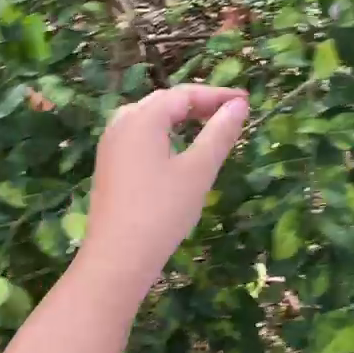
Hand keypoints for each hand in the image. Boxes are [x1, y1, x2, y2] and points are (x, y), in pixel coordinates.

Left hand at [80, 84, 249, 297]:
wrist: (117, 257)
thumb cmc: (162, 211)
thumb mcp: (198, 171)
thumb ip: (219, 134)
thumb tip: (239, 105)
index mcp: (142, 118)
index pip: (184, 94)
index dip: (216, 95)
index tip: (245, 101)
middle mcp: (122, 123)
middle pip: (164, 102)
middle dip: (198, 104)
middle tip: (230, 113)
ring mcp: (110, 144)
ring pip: (148, 118)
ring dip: (178, 118)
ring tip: (206, 127)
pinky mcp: (108, 165)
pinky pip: (138, 136)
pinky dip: (162, 134)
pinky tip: (176, 151)